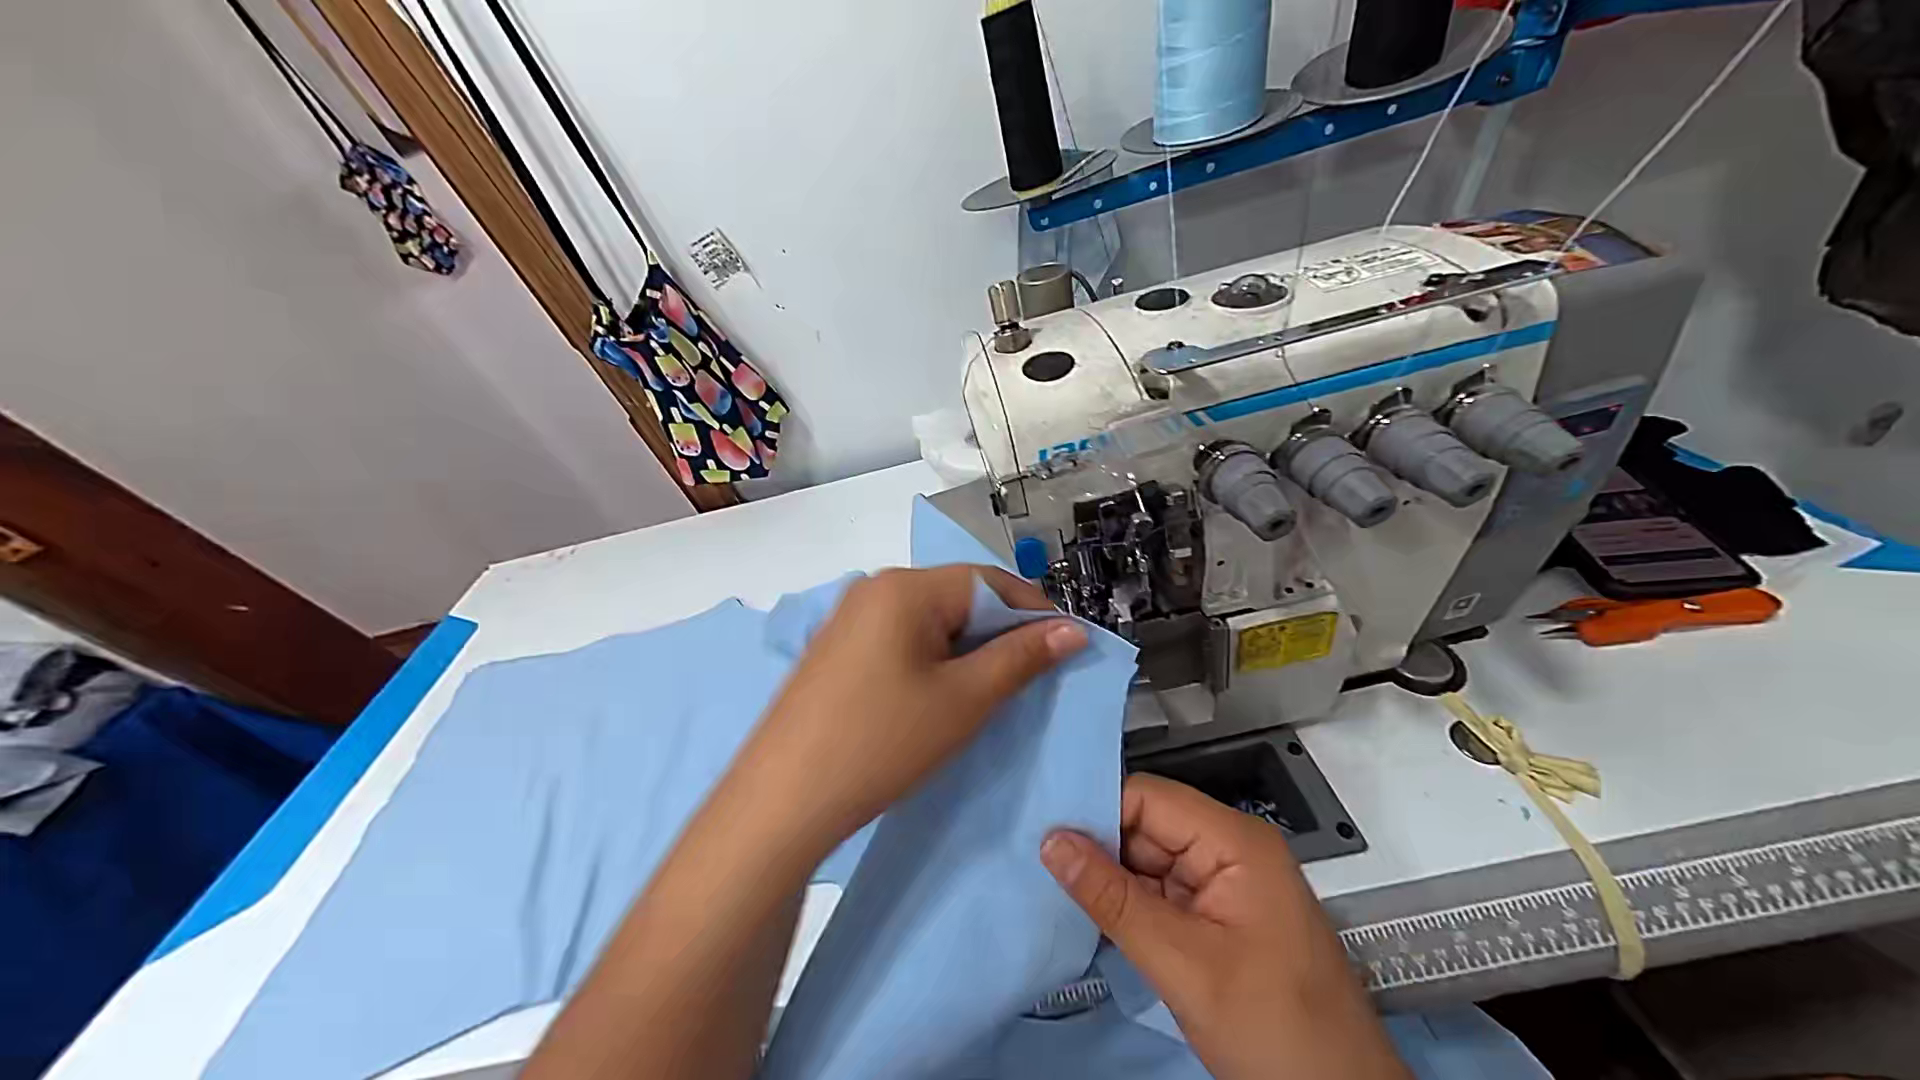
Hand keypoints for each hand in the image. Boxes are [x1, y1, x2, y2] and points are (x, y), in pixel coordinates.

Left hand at [746, 565, 1087, 846]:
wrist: (783, 800)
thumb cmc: (880, 742)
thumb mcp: (963, 700)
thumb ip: (1021, 657)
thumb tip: (1070, 630)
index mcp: (905, 586)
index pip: (989, 581)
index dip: (1033, 612)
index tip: (1064, 649)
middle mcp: (874, 588)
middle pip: (959, 597)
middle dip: (999, 634)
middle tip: (1028, 679)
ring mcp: (850, 618)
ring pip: (931, 621)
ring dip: (967, 651)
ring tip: (986, 695)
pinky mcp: (837, 649)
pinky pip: (901, 639)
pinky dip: (931, 661)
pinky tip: (937, 699)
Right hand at [1041, 775, 1408, 1079]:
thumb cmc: (1276, 1031)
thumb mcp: (1184, 965)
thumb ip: (1113, 898)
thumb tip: (1052, 842)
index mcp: (1234, 840)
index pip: (1148, 798)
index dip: (1097, 811)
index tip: (1046, 835)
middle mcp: (1228, 849)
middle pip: (1144, 825)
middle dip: (1097, 847)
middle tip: (1041, 866)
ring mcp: (1222, 883)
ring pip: (1146, 860)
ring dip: (1108, 879)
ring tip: (1055, 889)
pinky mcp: (1214, 916)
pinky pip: (1158, 892)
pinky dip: (1127, 904)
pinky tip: (1091, 914)